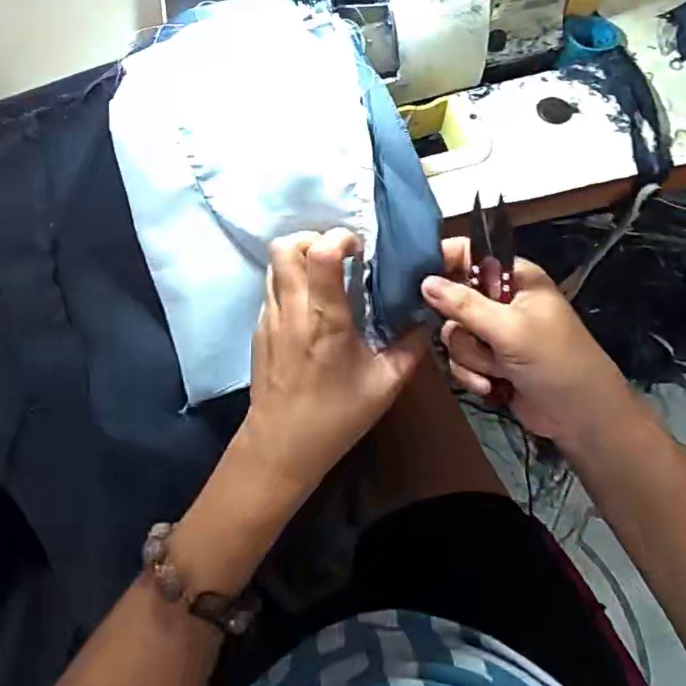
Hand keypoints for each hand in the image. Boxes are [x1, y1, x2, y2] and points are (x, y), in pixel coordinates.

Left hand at [236, 228, 428, 496]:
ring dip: (300, 259)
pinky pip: (271, 287)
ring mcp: (270, 317)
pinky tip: (311, 306)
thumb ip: (410, 347)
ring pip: (274, 264)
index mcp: (325, 319)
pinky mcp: (259, 327)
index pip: (319, 255)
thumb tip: (426, 318)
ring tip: (326, 276)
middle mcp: (292, 309)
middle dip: (313, 238)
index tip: (358, 248)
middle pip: (285, 247)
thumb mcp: (385, 385)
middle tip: (338, 256)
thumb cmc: (336, 416)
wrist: (280, 447)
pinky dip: (291, 282)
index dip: (338, 238)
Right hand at [421, 239, 631, 442]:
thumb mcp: (510, 330)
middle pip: (453, 298)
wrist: (583, 419)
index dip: (443, 262)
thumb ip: (464, 305)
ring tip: (497, 370)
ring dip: (472, 356)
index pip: (469, 254)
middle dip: (462, 327)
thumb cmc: (555, 361)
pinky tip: (491, 386)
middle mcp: (501, 299)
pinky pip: (460, 358)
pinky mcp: (489, 360)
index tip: (419, 280)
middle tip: (478, 339)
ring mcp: (494, 331)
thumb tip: (424, 281)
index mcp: (514, 277)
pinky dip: (472, 374)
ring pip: (454, 333)